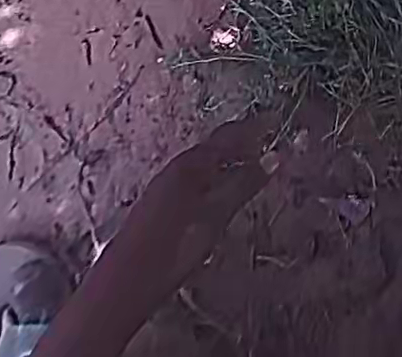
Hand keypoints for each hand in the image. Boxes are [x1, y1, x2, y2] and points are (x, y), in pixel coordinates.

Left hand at [83, 115, 277, 313]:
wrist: (125, 280)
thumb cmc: (174, 248)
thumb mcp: (215, 216)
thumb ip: (244, 185)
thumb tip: (275, 157)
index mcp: (192, 164)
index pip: (229, 136)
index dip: (254, 128)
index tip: (276, 120)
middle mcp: (179, 165)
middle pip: (216, 145)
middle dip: (242, 140)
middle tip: (268, 138)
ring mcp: (167, 181)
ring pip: (205, 159)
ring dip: (229, 156)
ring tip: (252, 159)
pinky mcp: (162, 198)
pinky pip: (196, 172)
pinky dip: (215, 170)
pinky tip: (221, 183)